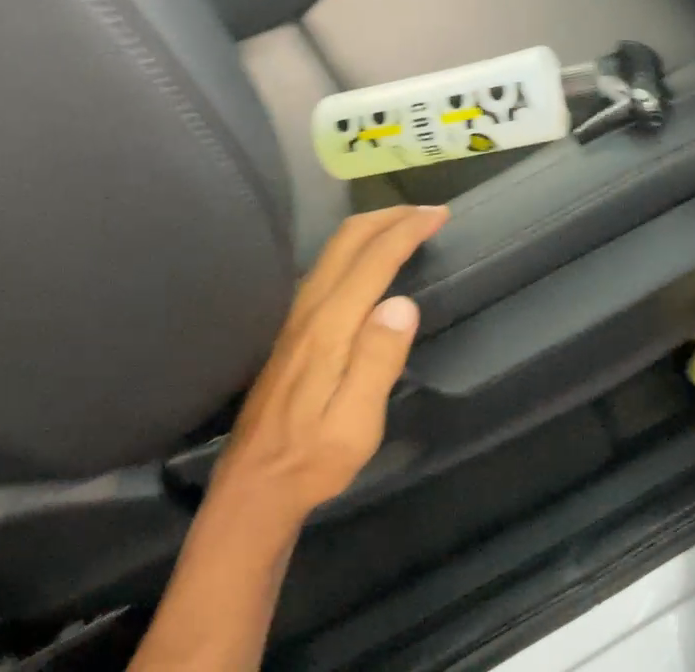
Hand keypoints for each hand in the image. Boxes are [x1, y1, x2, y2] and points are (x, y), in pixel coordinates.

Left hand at [212, 205, 449, 521]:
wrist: (255, 484)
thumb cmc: (313, 458)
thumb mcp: (356, 422)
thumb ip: (378, 361)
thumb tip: (402, 303)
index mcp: (330, 328)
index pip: (373, 261)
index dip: (407, 231)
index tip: (440, 215)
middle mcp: (309, 311)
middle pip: (347, 242)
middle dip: (389, 217)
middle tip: (427, 211)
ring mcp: (296, 319)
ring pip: (333, 252)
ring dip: (371, 229)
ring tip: (405, 227)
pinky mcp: (292, 332)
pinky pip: (328, 269)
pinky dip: (356, 250)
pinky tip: (368, 263)